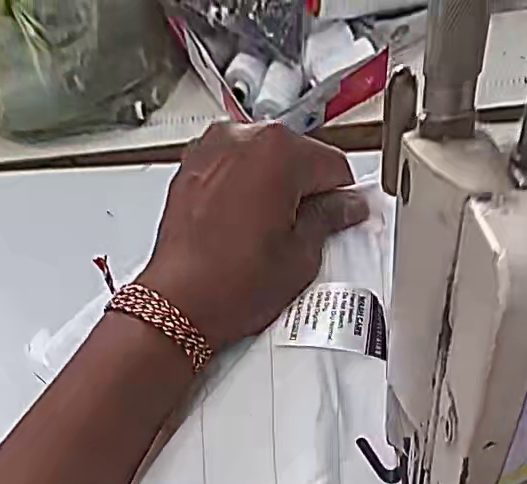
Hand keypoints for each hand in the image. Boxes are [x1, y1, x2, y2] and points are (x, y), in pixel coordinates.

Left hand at [136, 122, 369, 347]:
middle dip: (309, 190)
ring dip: (276, 188)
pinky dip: (247, 189)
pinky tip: (247, 227)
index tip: (344, 217)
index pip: (334, 165)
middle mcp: (243, 138)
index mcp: (278, 152)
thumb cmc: (231, 284)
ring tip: (272, 234)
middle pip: (298, 156)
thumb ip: (329, 220)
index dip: (345, 197)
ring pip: (265, 160)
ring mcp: (213, 148)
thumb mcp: (300, 256)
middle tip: (307, 234)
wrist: (181, 303)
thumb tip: (345, 207)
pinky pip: (235, 168)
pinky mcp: (193, 167)